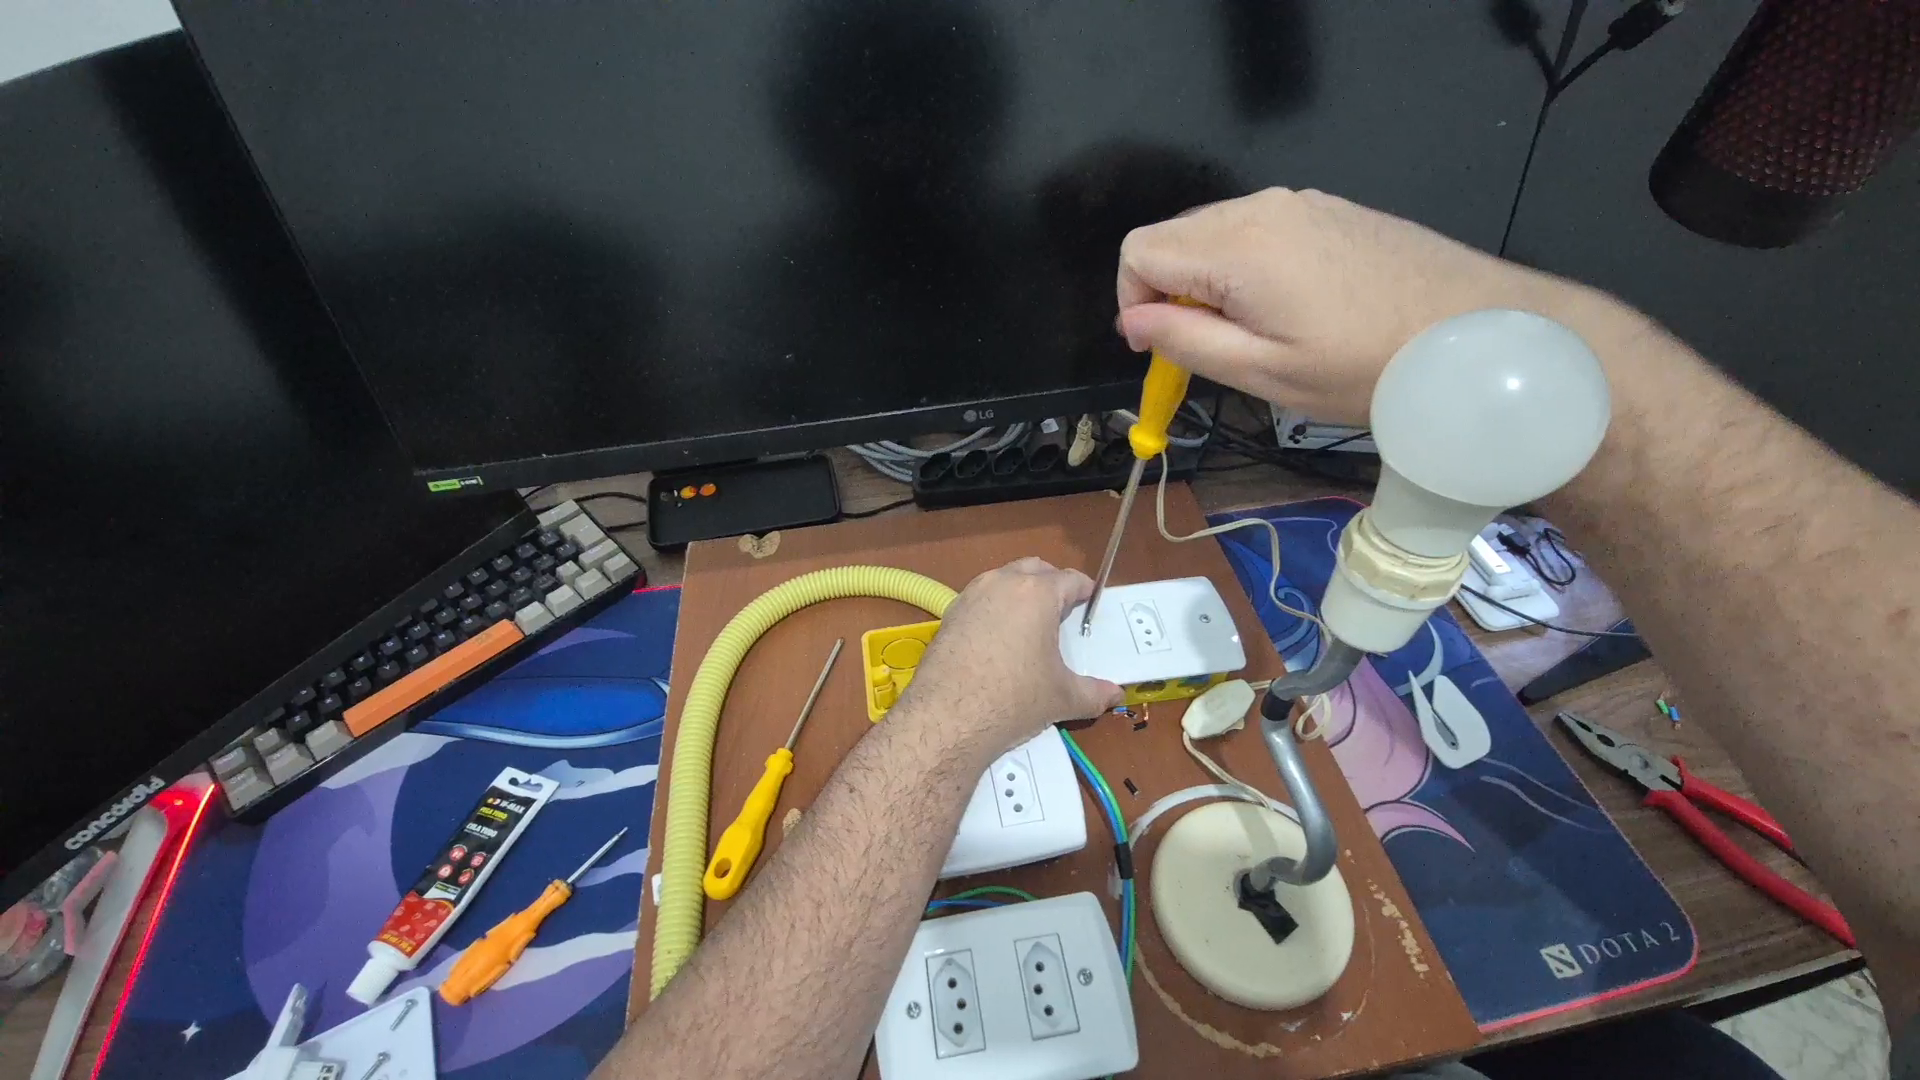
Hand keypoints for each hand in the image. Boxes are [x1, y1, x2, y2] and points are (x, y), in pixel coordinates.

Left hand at [901, 558, 1123, 757]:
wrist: (949, 716)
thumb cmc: (1015, 699)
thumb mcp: (1063, 698)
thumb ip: (1095, 693)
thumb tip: (1115, 696)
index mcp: (1037, 593)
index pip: (1070, 579)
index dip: (1085, 592)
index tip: (1090, 605)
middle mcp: (1002, 582)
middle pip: (1034, 569)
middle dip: (1051, 584)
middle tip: (1061, 612)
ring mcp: (971, 595)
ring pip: (1002, 580)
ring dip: (1019, 592)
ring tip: (1030, 624)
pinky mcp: (949, 614)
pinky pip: (979, 599)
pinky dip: (993, 608)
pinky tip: (997, 639)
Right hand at [1117, 188, 1573, 424]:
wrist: (1477, 334)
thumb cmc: (1364, 366)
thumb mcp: (1262, 371)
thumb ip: (1184, 340)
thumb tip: (1131, 321)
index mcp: (1238, 247)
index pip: (1139, 251)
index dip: (1132, 301)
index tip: (1159, 348)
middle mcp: (1262, 207)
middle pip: (1172, 236)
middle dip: (1165, 291)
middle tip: (1203, 347)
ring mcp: (1300, 201)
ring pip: (1211, 232)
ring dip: (1204, 281)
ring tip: (1247, 331)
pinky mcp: (1327, 208)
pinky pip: (1254, 228)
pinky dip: (1241, 266)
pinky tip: (1283, 305)